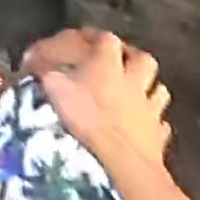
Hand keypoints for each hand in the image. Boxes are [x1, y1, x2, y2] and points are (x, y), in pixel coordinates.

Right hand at [22, 27, 173, 178]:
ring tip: (135, 91)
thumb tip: (39, 67)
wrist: (123, 162)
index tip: (81, 39)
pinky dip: (152, 121)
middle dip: (131, 57)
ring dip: (148, 87)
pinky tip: (144, 124)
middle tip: (119, 61)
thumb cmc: (87, 118)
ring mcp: (151, 108)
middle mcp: (134, 80)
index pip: (104, 38)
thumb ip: (49, 74)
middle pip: (142, 58)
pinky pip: (160, 123)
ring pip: (158, 89)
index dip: (92, 37)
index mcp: (108, 63)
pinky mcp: (158, 136)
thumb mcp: (56, 89)